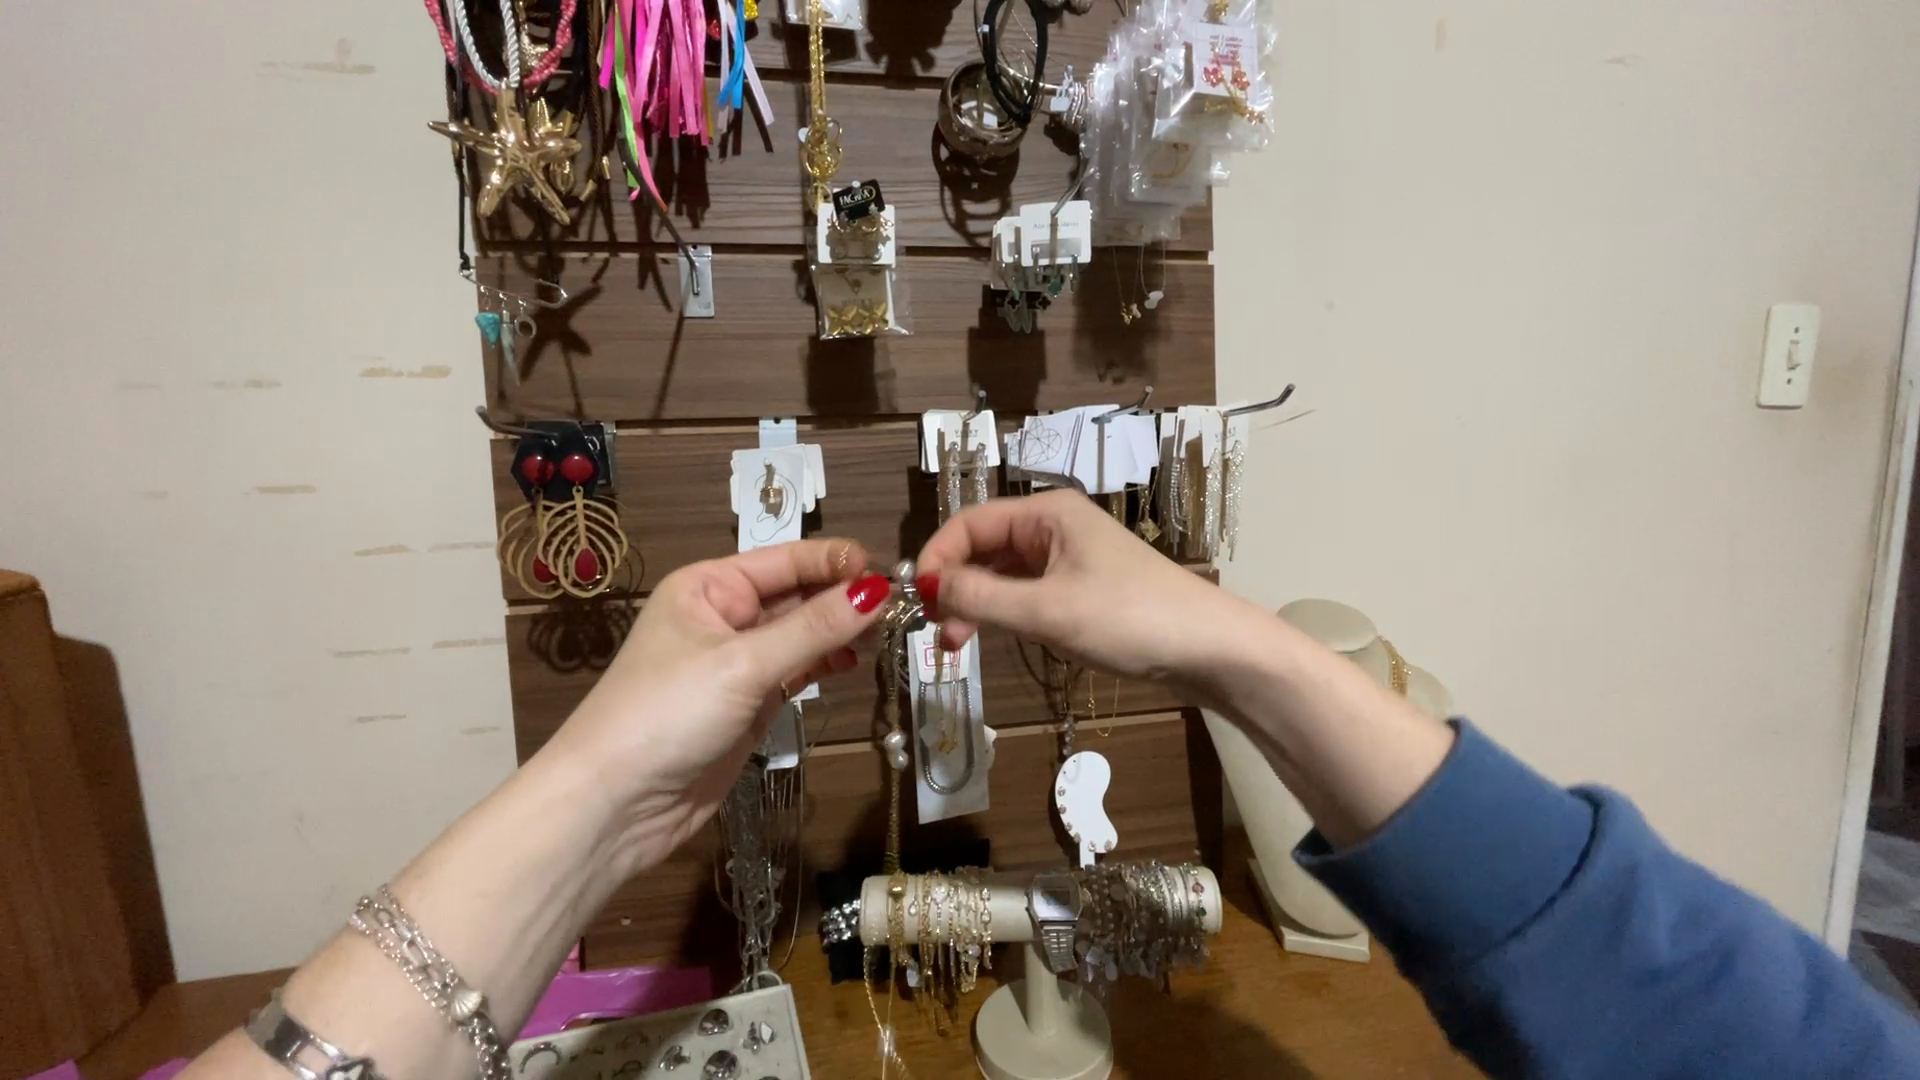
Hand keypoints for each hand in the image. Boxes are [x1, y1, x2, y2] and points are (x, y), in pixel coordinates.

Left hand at [542, 538, 893, 870]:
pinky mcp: (750, 702)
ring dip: (840, 632)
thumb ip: (814, 628)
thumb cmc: (668, 714)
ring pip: (802, 634)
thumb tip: (877, 590)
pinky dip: (825, 663)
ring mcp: (738, 662)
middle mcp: (723, 615)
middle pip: (797, 596)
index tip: (887, 570)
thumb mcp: (744, 663)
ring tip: (885, 633)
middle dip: (843, 599)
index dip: (835, 562)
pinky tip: (853, 662)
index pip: (785, 561)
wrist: (615, 806)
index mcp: (709, 586)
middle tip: (900, 606)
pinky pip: (796, 670)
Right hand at [913, 491, 1252, 693]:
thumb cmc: (1129, 618)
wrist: (1208, 648)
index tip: (918, 600)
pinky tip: (992, 636)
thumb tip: (926, 587)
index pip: (970, 523)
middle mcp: (1054, 528)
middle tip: (936, 631)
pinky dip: (1003, 613)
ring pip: (1003, 575)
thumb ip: (981, 597)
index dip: (938, 557)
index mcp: (1047, 514)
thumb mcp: (1047, 610)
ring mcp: (1068, 559)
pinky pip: (1026, 594)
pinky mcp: (1080, 589)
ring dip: (976, 604)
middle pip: (983, 549)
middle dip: (955, 585)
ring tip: (957, 645)